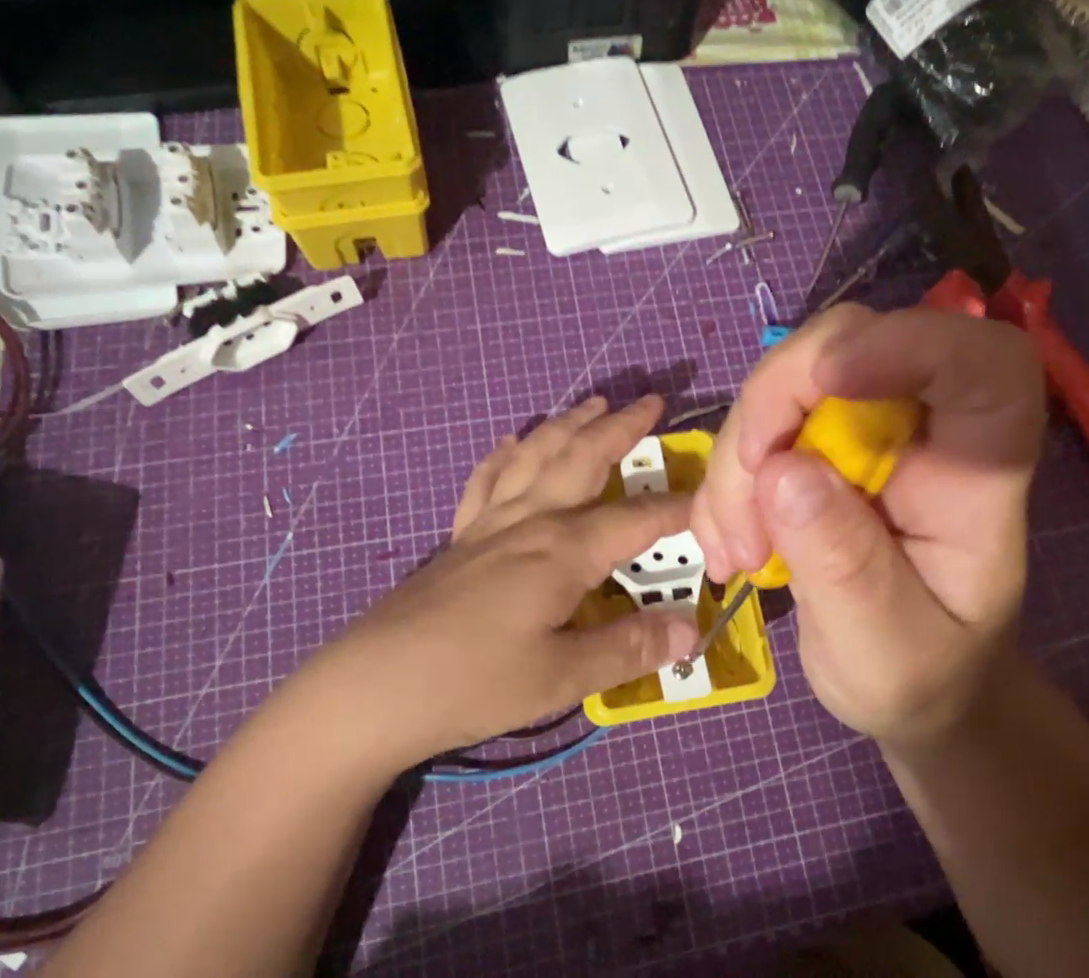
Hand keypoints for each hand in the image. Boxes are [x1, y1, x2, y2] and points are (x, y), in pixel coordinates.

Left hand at [294, 395, 699, 773]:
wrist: (374, 687)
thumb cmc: (474, 683)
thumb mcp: (562, 676)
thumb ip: (629, 648)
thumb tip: (692, 630)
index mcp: (562, 551)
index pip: (636, 520)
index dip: (679, 509)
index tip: (715, 500)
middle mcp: (529, 522)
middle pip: (580, 459)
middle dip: (619, 428)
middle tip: (651, 401)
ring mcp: (488, 526)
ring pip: (533, 456)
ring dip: (566, 425)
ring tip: (590, 403)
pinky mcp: (458, 539)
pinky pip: (485, 481)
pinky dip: (502, 454)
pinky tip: (508, 439)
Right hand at [693, 304, 1045, 749]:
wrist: (915, 686)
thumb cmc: (924, 675)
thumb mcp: (888, 650)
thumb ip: (844, 568)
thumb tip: (780, 471)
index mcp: (980, 472)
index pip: (981, 365)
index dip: (912, 342)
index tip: (828, 376)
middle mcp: (927, 430)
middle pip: (855, 343)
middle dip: (776, 405)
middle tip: (741, 499)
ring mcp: (867, 428)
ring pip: (789, 380)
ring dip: (738, 456)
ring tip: (733, 553)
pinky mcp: (818, 441)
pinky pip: (758, 422)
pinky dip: (727, 475)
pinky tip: (725, 543)